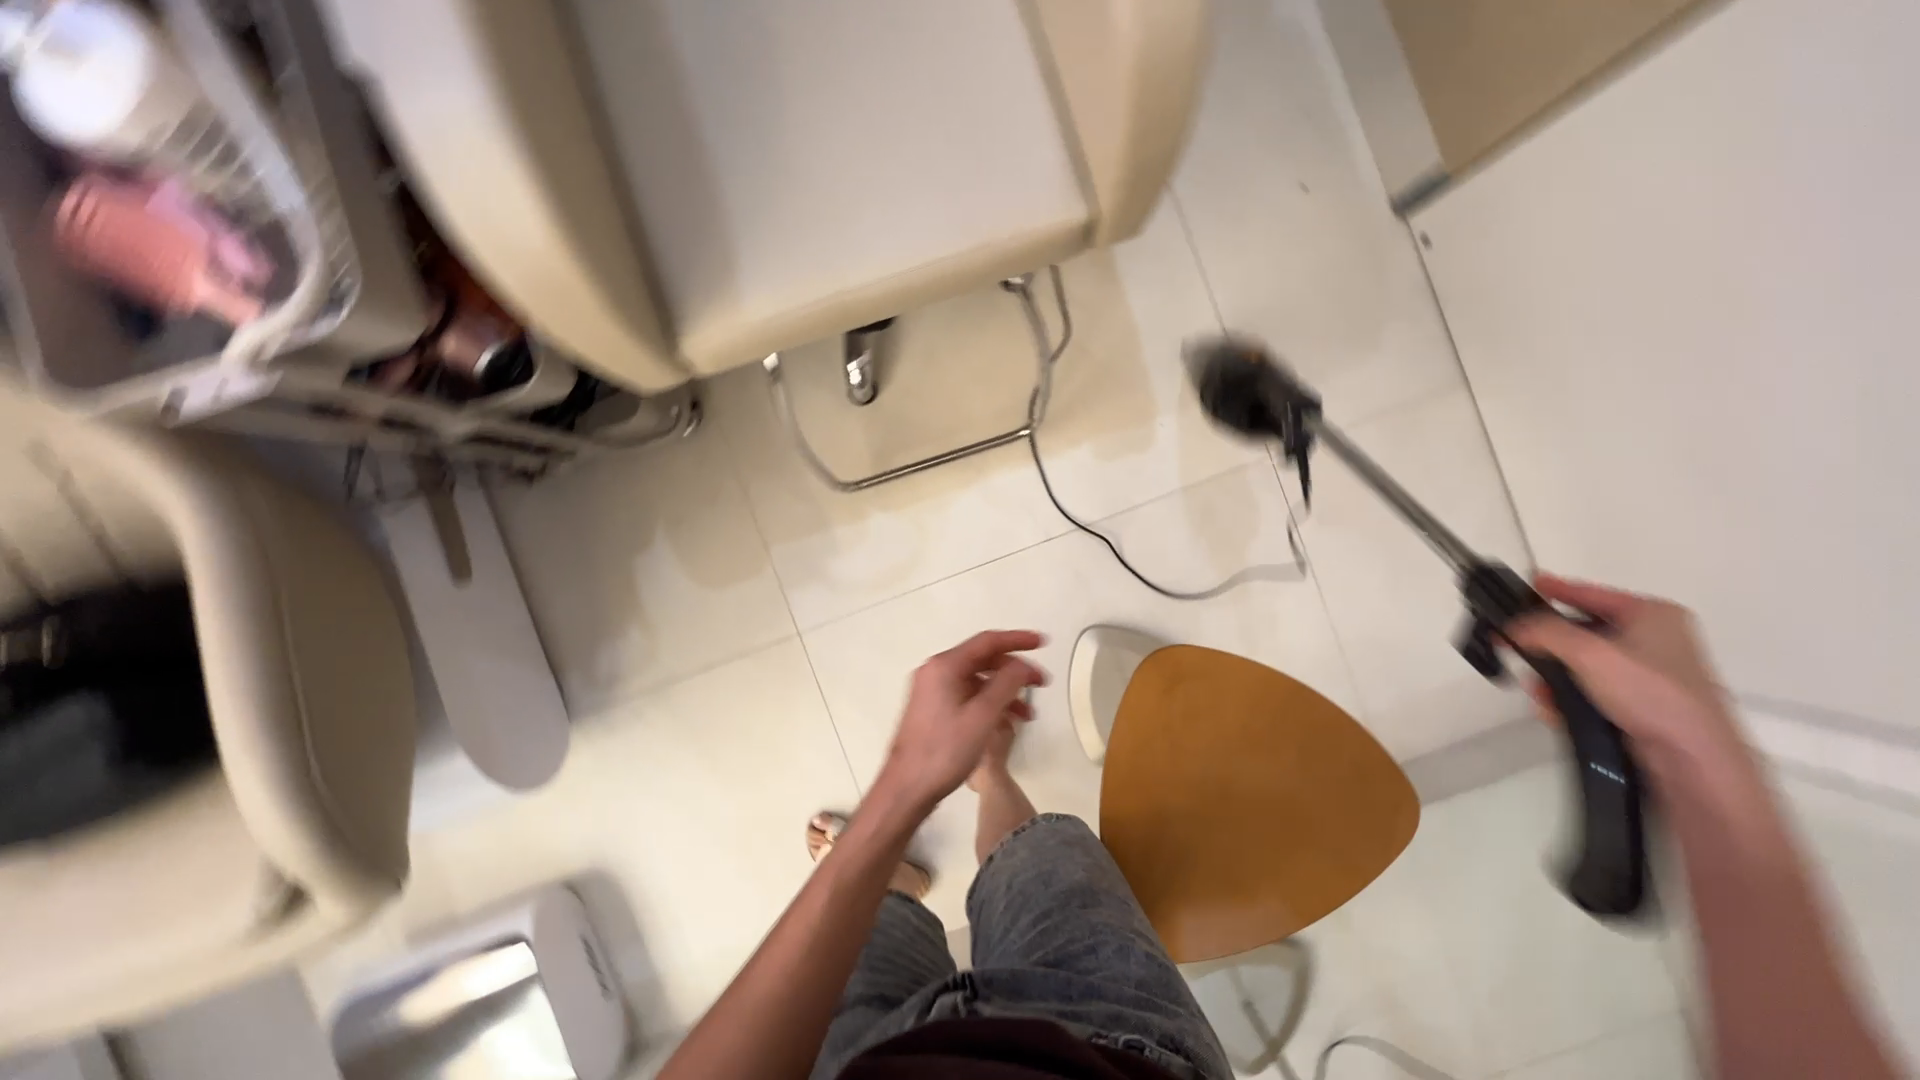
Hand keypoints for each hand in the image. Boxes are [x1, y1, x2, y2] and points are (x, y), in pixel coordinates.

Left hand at [872, 630, 1047, 812]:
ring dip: (1004, 692)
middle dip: (1014, 671)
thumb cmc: (945, 751)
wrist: (907, 788)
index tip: (1043, 643)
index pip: (988, 641)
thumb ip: (1006, 684)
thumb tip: (1022, 665)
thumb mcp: (982, 716)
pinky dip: (988, 704)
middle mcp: (936, 672)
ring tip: (1027, 715)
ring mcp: (932, 691)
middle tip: (1040, 684)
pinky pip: (967, 696)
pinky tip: (1005, 723)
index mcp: (945, 666)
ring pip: (976, 681)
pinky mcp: (933, 710)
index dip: (1018, 640)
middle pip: (983, 660)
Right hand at [1507, 574, 1746, 769]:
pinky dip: (1570, 697)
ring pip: (1583, 664)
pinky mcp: (1642, 702)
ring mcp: (1649, 672)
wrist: (1691, 756)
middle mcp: (1653, 638)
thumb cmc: (1648, 691)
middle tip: (1516, 649)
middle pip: (1582, 631)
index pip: (1591, 593)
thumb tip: (1513, 628)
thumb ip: (1545, 633)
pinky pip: (1593, 689)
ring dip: (1554, 677)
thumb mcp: (1590, 653)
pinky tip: (1554, 710)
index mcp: (1652, 614)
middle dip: (1548, 647)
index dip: (1556, 589)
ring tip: (1537, 692)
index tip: (1526, 585)